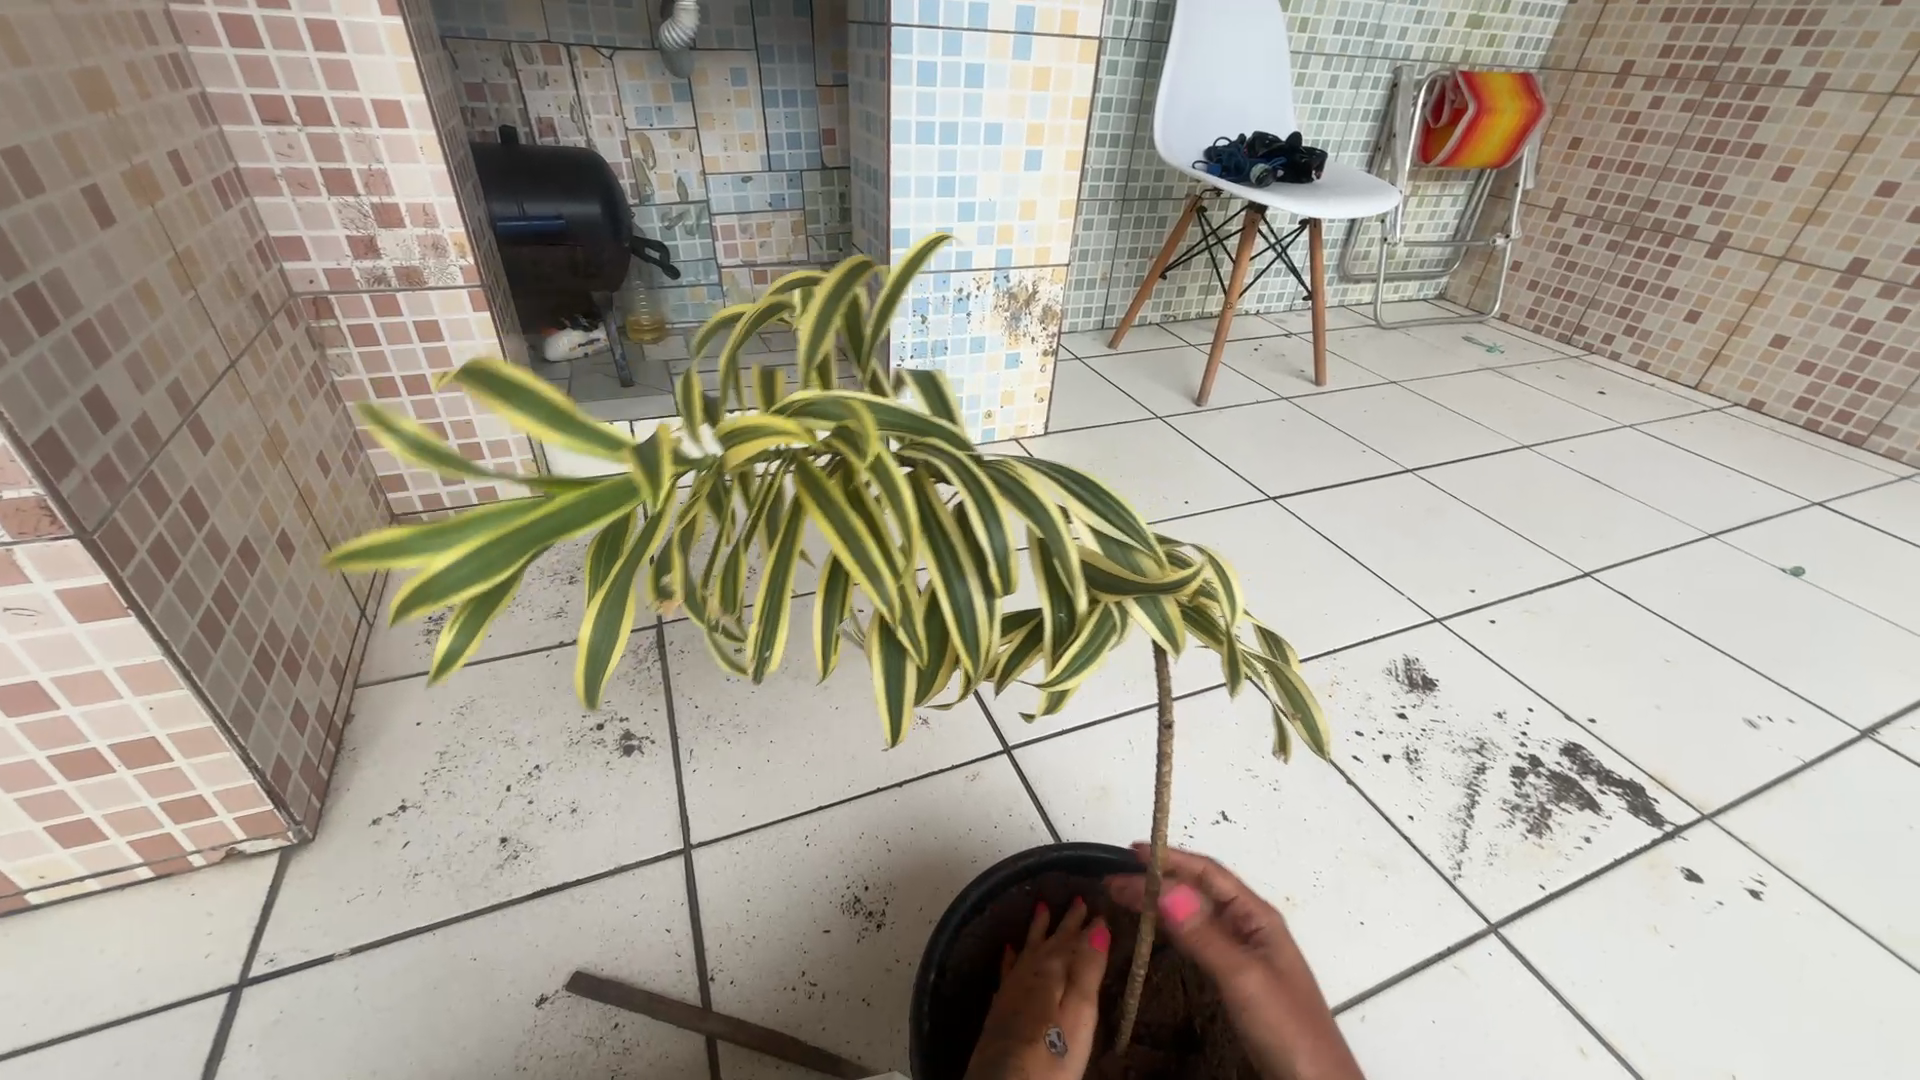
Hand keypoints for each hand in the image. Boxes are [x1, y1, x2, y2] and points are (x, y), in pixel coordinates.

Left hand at [963, 896, 1110, 1079]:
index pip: (1074, 941)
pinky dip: (1012, 956)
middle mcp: (1029, 972)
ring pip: (1028, 948)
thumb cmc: (1050, 1054)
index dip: (1088, 926)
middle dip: (1065, 922)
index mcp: (1051, 970)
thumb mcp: (1079, 1014)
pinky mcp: (1001, 1008)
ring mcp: (1012, 989)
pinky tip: (1009, 950)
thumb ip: (1087, 970)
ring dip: (1038, 929)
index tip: (1100, 909)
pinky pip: (1008, 969)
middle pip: (1050, 941)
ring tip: (1041, 907)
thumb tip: (1098, 926)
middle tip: (1077, 899)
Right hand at [1107, 845, 1363, 1079]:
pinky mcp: (1234, 981)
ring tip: (1123, 899)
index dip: (1171, 859)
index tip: (1132, 852)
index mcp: (1256, 917)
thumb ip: (1203, 934)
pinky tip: (1154, 930)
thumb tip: (1161, 888)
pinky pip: (1196, 941)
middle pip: (1197, 892)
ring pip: (1194, 916)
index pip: (1208, 874)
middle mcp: (1248, 928)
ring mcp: (1241, 955)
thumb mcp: (1243, 976)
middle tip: (1113, 882)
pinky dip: (1170, 929)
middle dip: (1156, 881)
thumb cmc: (1288, 1028)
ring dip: (1159, 903)